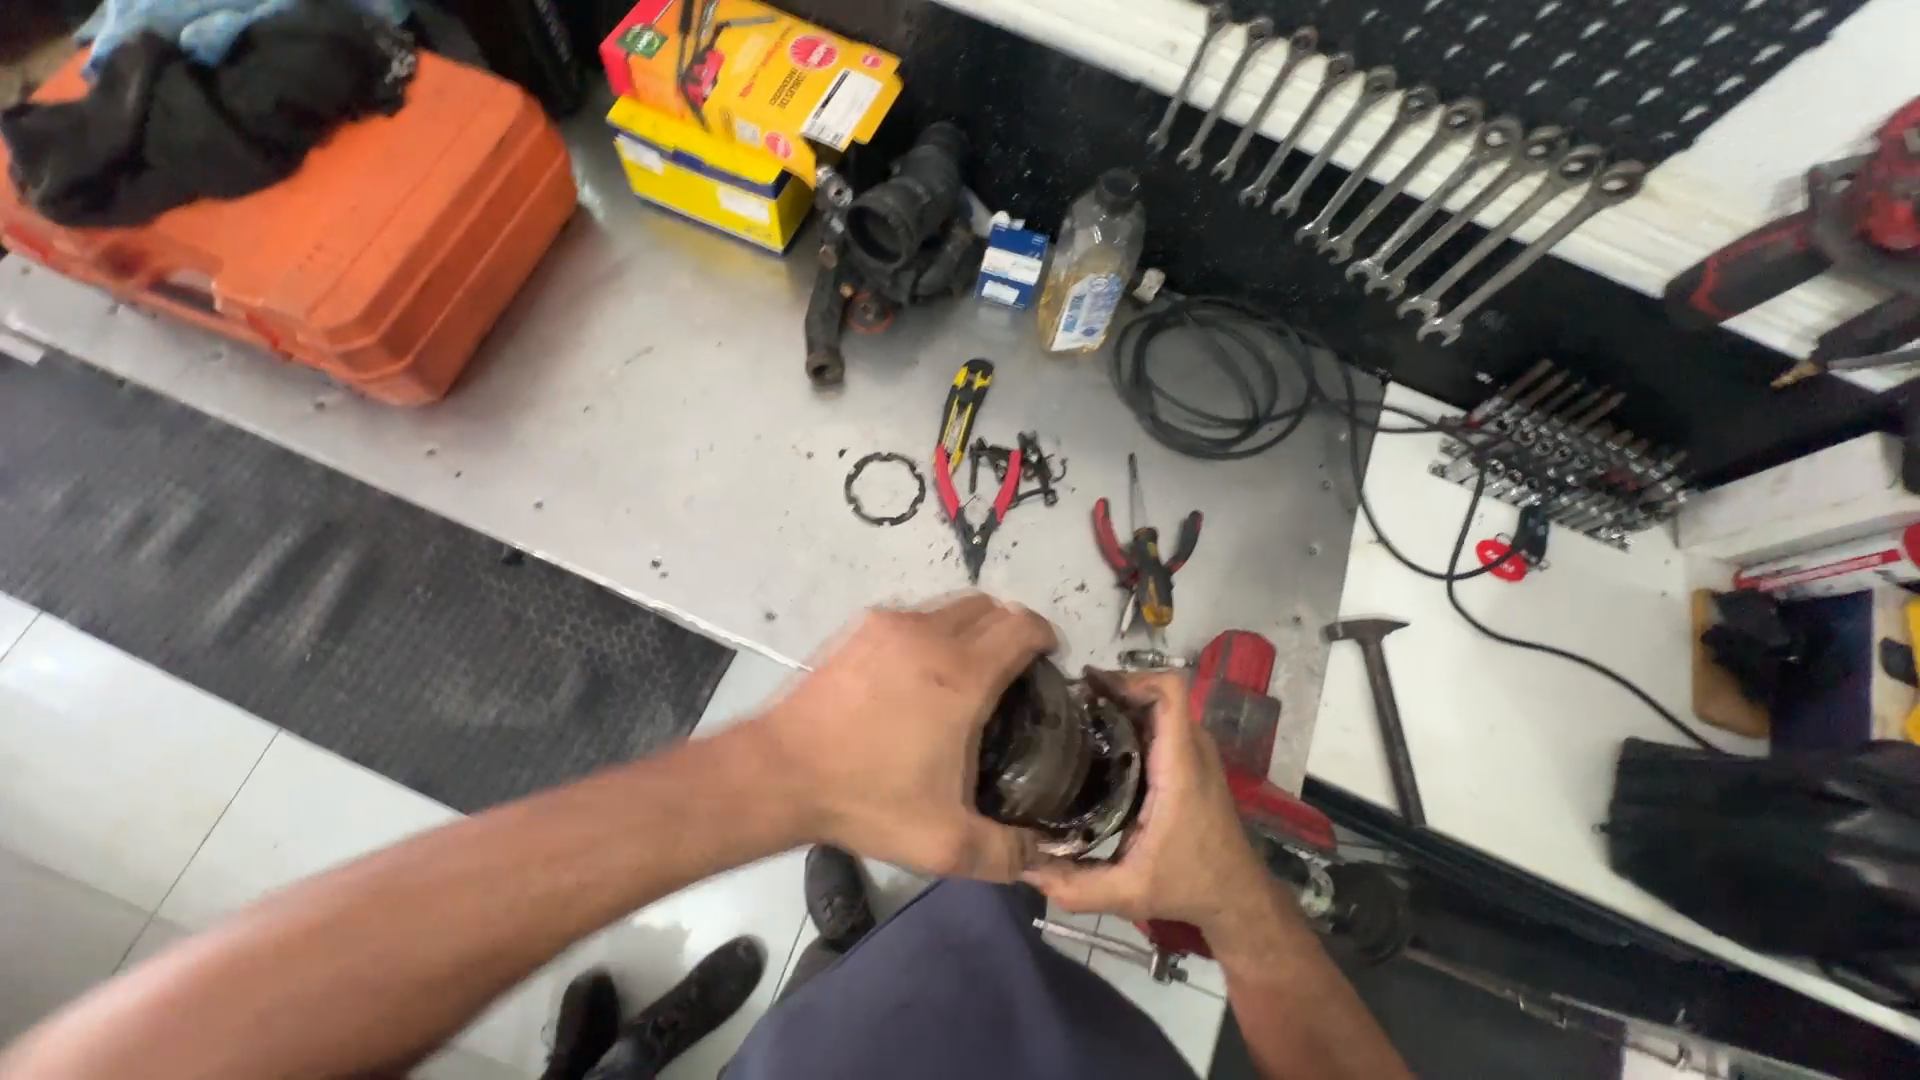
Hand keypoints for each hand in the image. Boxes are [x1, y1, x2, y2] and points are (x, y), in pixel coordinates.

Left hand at [755, 593, 1056, 881]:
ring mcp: (889, 625)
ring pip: (950, 606)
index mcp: (962, 675)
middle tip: (1013, 671)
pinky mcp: (858, 629)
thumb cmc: (866, 799)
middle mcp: (930, 635)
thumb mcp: (945, 843)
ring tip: (967, 671)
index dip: (1045, 636)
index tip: (1049, 662)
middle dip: (1011, 629)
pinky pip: (913, 616)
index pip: (1022, 626)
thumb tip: (1041, 853)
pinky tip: (916, 675)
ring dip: (971, 628)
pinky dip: (930, 632)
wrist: (779, 772)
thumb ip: (1005, 852)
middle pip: (990, 607)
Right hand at [1023, 672, 1273, 934]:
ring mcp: (1195, 753)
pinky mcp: (1192, 762)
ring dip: (1122, 704)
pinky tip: (1100, 745)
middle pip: (1156, 692)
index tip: (1086, 689)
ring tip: (1077, 720)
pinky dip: (1132, 721)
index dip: (1128, 678)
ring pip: (1159, 706)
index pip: (1168, 691)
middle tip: (1067, 705)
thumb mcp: (1129, 893)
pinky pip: (1162, 723)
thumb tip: (1024, 868)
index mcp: (1179, 765)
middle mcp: (1191, 749)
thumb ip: (1076, 885)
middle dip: (1113, 689)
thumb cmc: (1190, 886)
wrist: (1238, 898)